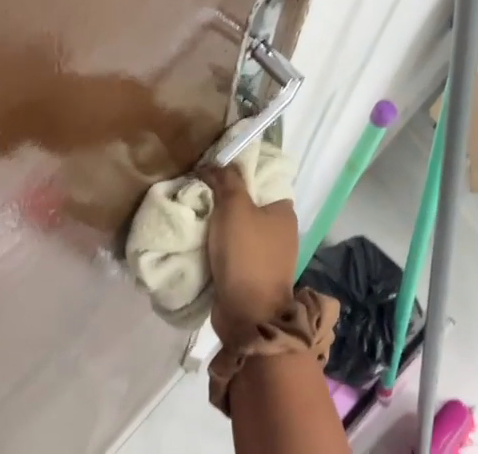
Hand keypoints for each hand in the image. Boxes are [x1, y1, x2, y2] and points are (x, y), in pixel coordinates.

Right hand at [196, 163, 298, 346]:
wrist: (248, 314)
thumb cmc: (246, 254)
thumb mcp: (234, 207)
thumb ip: (225, 179)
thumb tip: (213, 163)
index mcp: (283, 211)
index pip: (262, 179)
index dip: (238, 171)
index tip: (213, 168)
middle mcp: (280, 231)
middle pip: (248, 203)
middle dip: (223, 197)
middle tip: (198, 189)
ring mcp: (267, 255)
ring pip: (238, 227)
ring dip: (218, 223)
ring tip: (194, 211)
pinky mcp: (252, 274)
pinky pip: (232, 249)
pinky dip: (217, 244)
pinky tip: (199, 237)